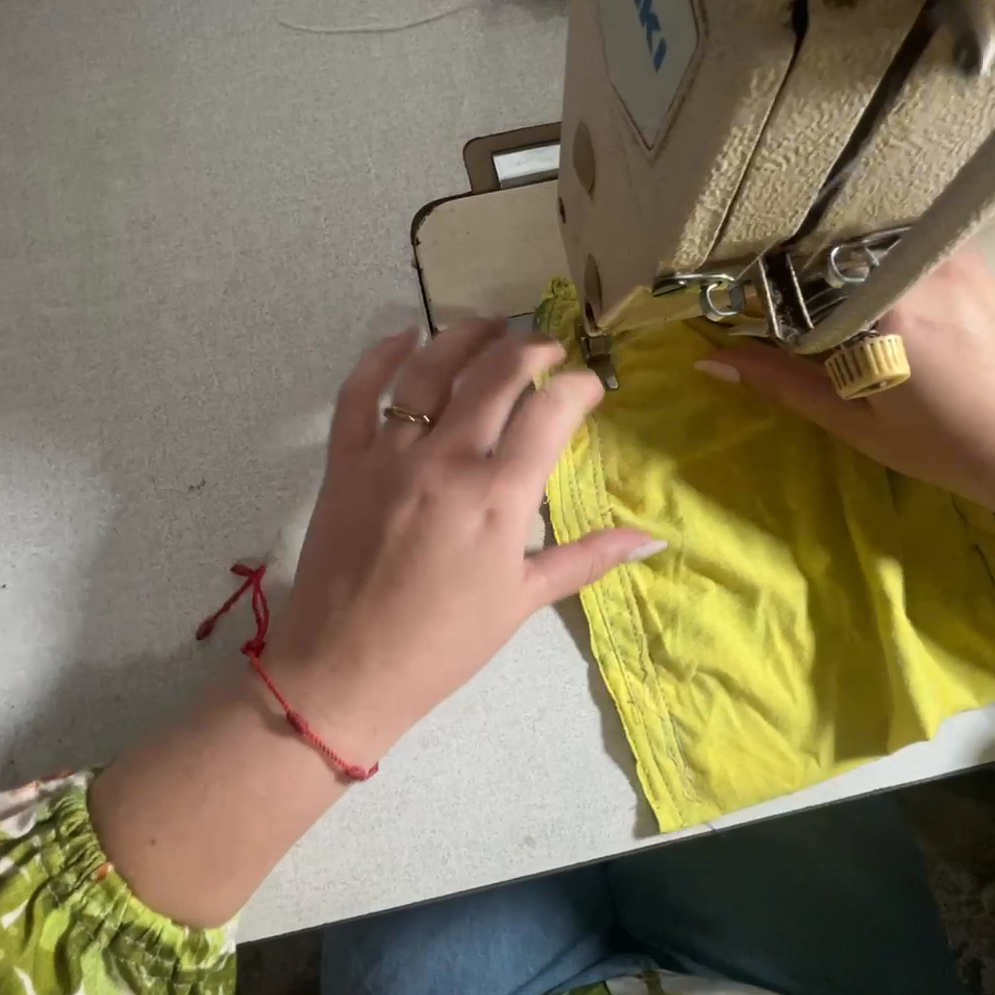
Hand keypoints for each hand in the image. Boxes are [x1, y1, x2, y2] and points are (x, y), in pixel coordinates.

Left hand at [266, 320, 662, 760]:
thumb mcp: (522, 601)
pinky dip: (379, 356)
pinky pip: (358, 393)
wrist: (346, 670)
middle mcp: (446, 460)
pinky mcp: (343, 461)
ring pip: (429, 369)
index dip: (578, 387)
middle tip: (548, 347)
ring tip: (489, 325)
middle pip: (495, 375)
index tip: (589, 386)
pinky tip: (404, 336)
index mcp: (498, 497)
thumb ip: (585, 558)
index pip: (550, 412)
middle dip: (531, 349)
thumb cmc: (442, 645)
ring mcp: (388, 455)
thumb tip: (651, 538)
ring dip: (464, 336)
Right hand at [699, 249, 994, 514]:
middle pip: (831, 247)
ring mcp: (956, 254)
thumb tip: (711, 361)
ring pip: (869, 243)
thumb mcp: (856, 421)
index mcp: (887, 308)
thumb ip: (782, 383)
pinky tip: (873, 298)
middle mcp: (922, 264)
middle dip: (796, 271)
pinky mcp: (977, 257)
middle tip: (776, 303)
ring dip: (837, 267)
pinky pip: (906, 246)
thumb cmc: (949, 446)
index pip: (795, 272)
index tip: (737, 304)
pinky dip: (876, 265)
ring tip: (826, 305)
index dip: (758, 286)